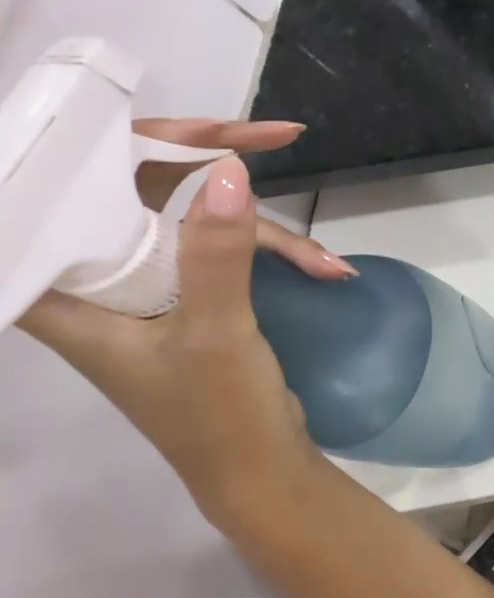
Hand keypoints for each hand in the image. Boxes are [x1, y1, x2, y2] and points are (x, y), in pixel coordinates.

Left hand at [21, 136, 339, 520]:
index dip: (129, 147)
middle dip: (210, 163)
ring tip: (322, 261)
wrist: (256, 469)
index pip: (72, 191)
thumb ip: (217, 252)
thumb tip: (230, 169)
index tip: (208, 127)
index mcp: (64, 290)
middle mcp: (93, 283)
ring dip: (265, 230)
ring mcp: (143, 292)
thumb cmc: (216, 411)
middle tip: (277, 136)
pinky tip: (324, 270)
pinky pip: (222, 251)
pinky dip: (276, 254)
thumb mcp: (217, 331)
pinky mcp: (186, 302)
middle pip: (136, 193)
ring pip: (194, 222)